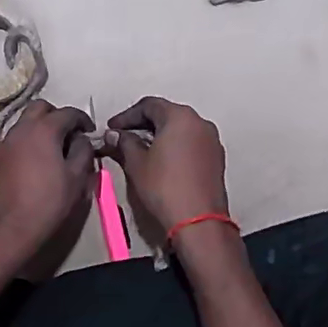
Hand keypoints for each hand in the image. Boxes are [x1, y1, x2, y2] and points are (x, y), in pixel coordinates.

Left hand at [0, 101, 96, 261]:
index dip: (83, 120)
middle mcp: (21, 128)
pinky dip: (27, 140)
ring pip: (25, 121)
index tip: (90, 132)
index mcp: (44, 129)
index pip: (68, 112)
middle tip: (69, 134)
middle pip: (41, 107)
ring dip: (40, 127)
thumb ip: (83, 151)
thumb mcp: (76, 177)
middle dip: (57, 115)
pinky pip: (14, 138)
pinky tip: (34, 160)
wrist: (10, 226)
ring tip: (52, 148)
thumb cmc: (48, 201)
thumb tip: (82, 139)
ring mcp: (4, 141)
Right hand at [102, 97, 229, 240]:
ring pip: (180, 129)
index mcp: (181, 117)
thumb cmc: (164, 187)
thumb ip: (125, 143)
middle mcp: (200, 122)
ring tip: (139, 149)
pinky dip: (174, 146)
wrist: (199, 221)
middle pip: (167, 114)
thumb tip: (114, 135)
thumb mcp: (137, 163)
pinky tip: (160, 160)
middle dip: (143, 124)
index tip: (111, 129)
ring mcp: (211, 140)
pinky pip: (191, 143)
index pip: (149, 105)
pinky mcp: (216, 158)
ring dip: (159, 135)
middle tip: (122, 137)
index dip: (127, 116)